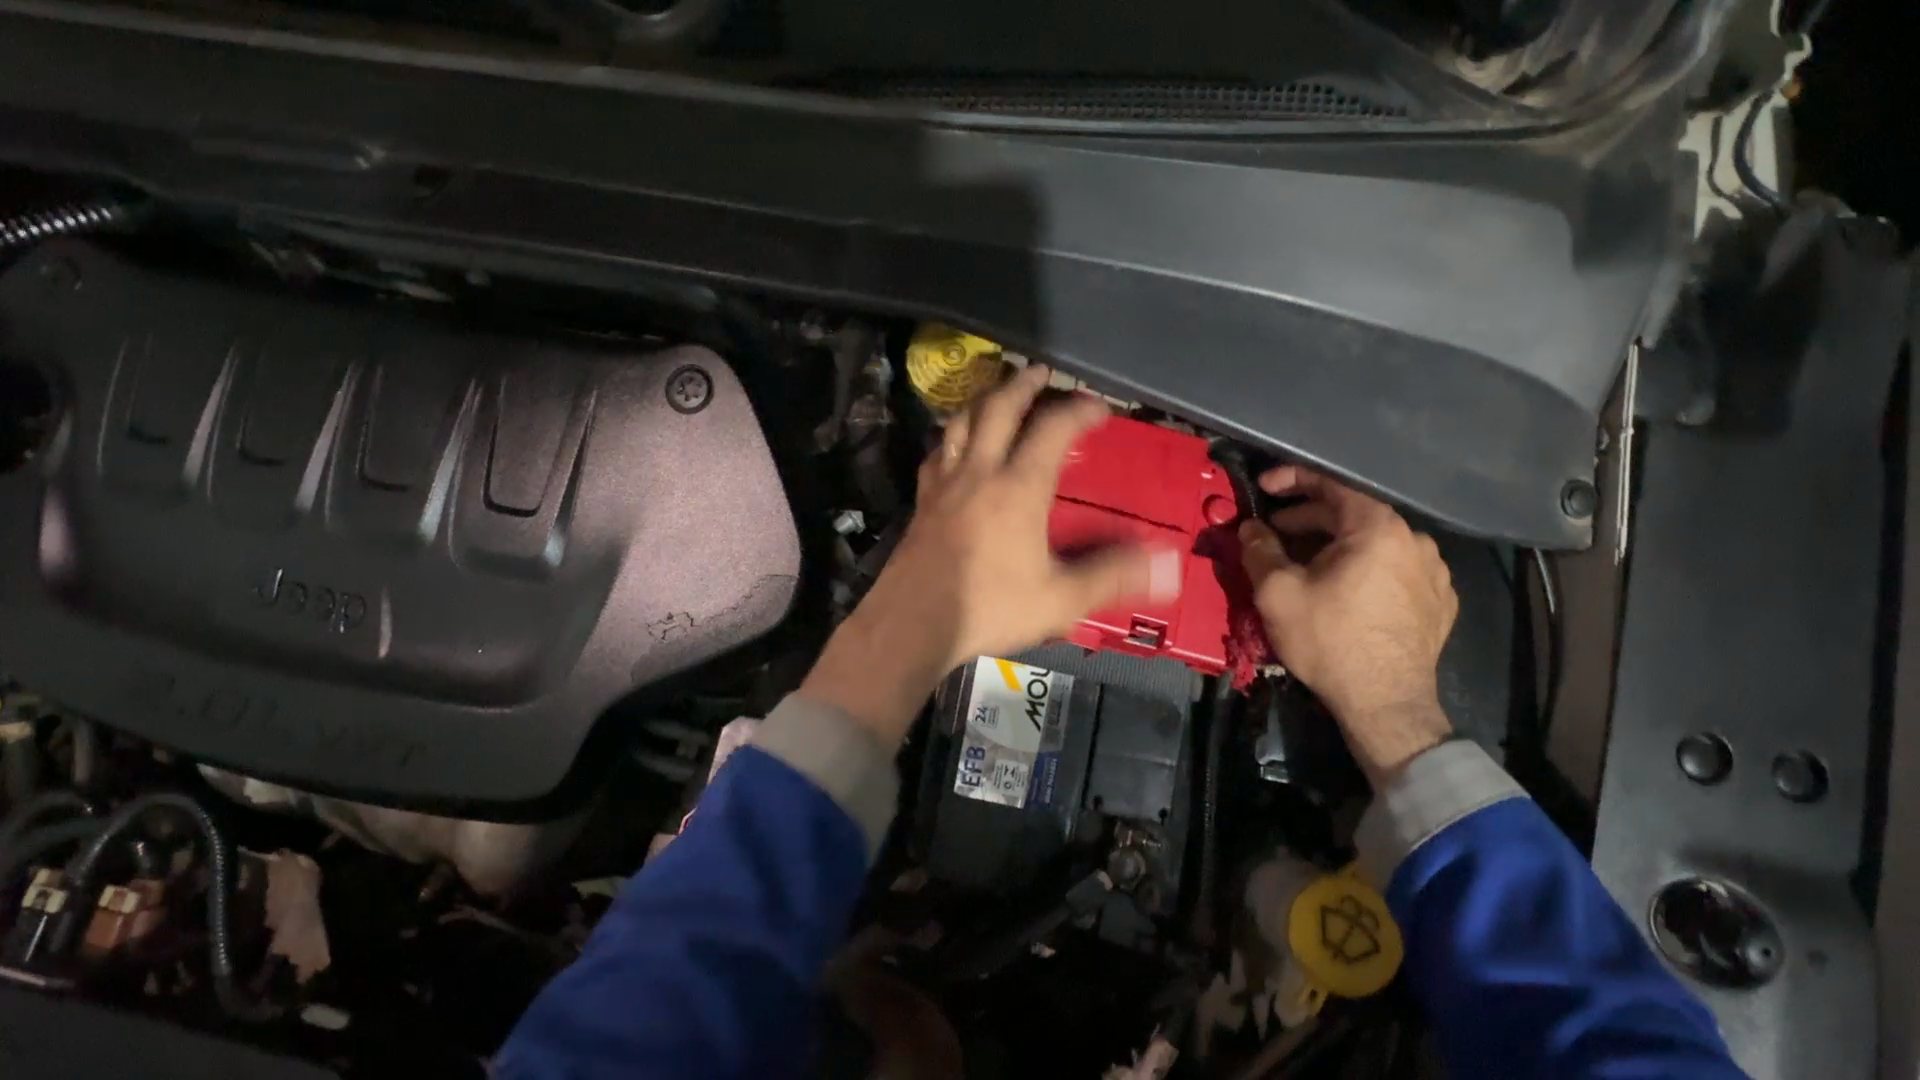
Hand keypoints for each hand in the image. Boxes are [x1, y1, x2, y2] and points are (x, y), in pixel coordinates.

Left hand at [803, 365, 1180, 742]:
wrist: (913, 623)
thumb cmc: (990, 608)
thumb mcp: (1061, 599)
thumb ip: (1112, 575)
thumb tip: (1167, 565)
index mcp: (1019, 487)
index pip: (1053, 429)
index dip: (1079, 410)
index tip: (1099, 406)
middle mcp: (980, 472)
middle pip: (999, 409)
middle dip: (1024, 384)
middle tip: (1041, 371)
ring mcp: (945, 483)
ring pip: (961, 422)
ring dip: (983, 399)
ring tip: (998, 393)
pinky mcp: (922, 501)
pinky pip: (937, 452)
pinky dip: (953, 436)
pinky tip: (955, 445)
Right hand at [1239, 466, 1457, 781]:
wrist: (1385, 703)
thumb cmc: (1328, 639)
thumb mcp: (1277, 592)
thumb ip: (1260, 549)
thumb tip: (1251, 528)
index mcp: (1378, 528)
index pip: (1332, 485)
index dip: (1292, 480)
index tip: (1262, 487)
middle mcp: (1415, 540)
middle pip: (1354, 515)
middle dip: (1309, 520)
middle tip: (1273, 533)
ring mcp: (1434, 572)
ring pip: (1376, 544)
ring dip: (1337, 546)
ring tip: (1306, 564)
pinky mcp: (1440, 602)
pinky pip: (1396, 571)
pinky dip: (1365, 570)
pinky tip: (1344, 590)